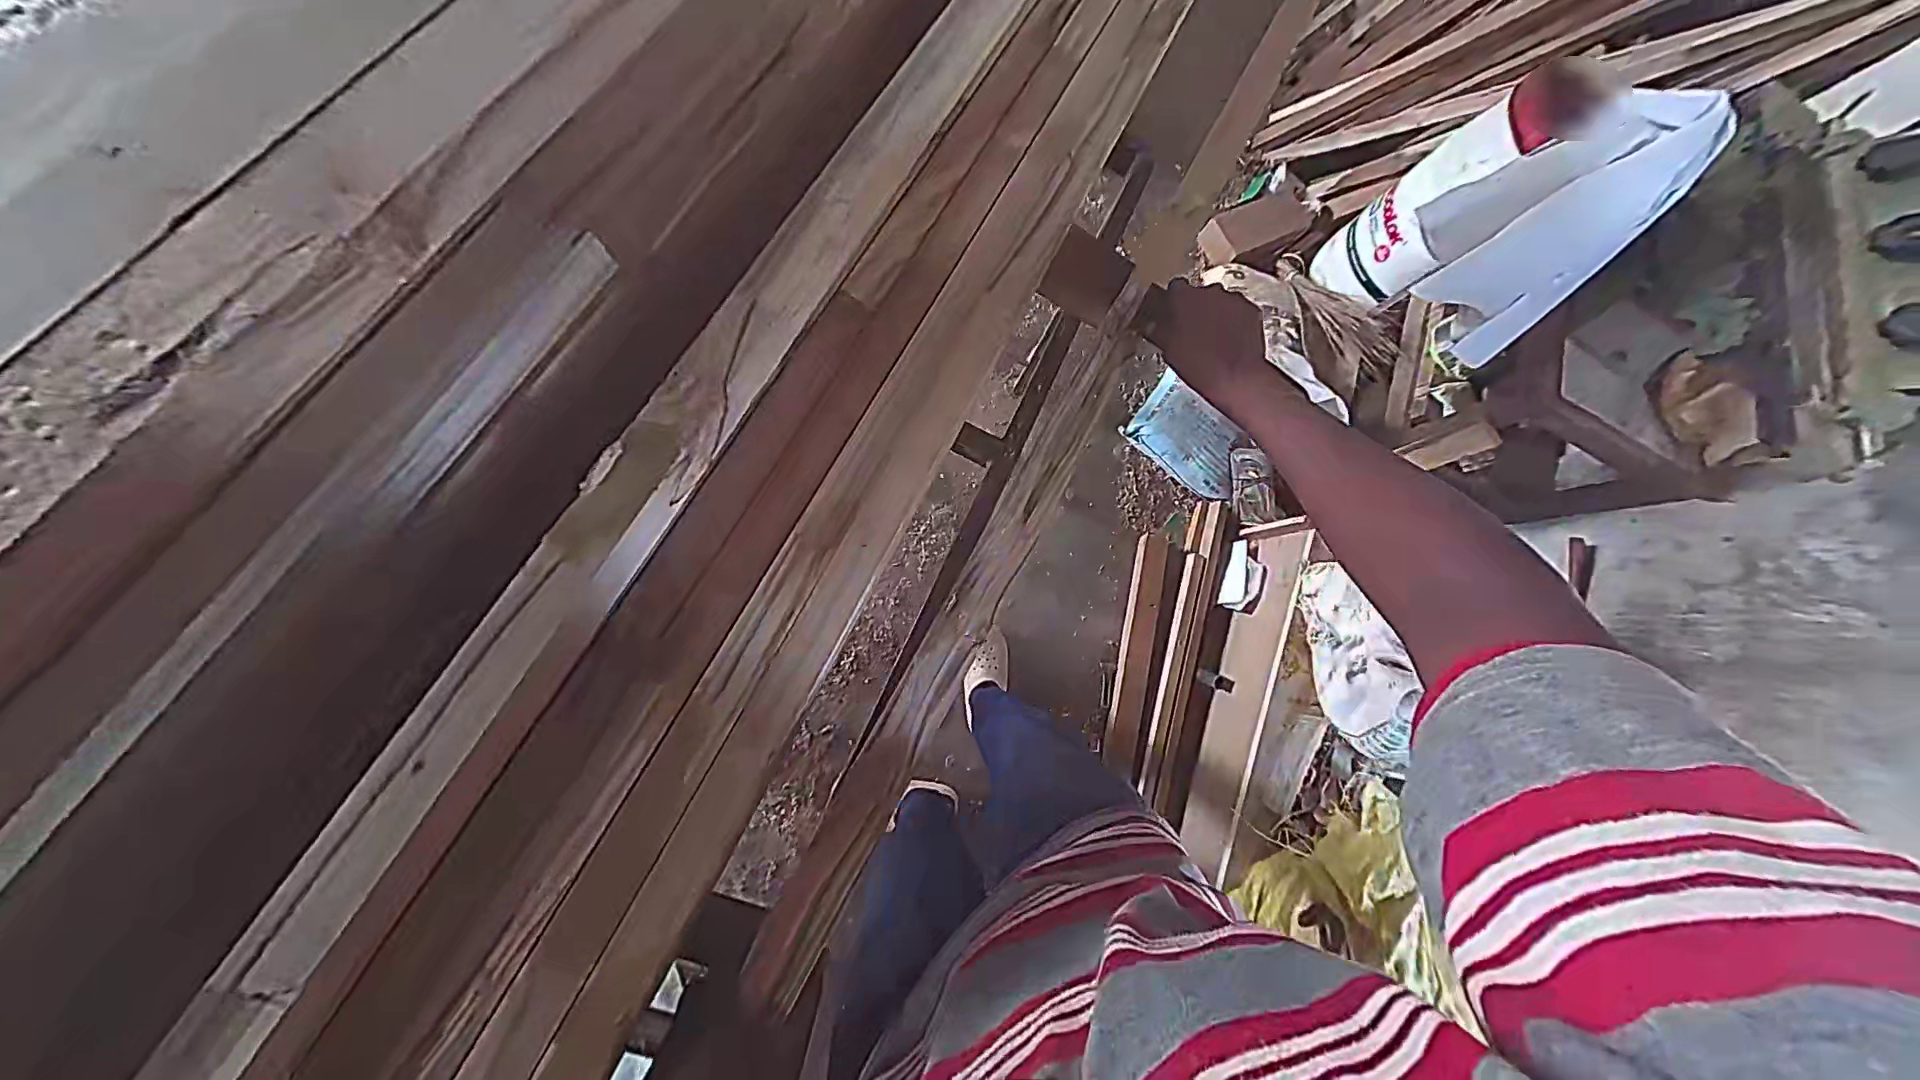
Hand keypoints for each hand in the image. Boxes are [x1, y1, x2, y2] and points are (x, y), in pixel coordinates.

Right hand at [1142, 279, 1285, 415]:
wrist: (1234, 375)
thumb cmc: (1196, 363)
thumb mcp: (1168, 349)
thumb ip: (1159, 330)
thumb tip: (1153, 325)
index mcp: (1183, 298)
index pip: (1175, 287)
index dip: (1174, 299)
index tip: (1172, 310)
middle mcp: (1209, 291)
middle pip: (1200, 293)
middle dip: (1196, 306)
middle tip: (1192, 327)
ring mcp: (1233, 298)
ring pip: (1220, 301)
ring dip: (1215, 312)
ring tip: (1213, 335)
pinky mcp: (1251, 309)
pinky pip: (1238, 310)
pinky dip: (1234, 320)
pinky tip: (1230, 338)